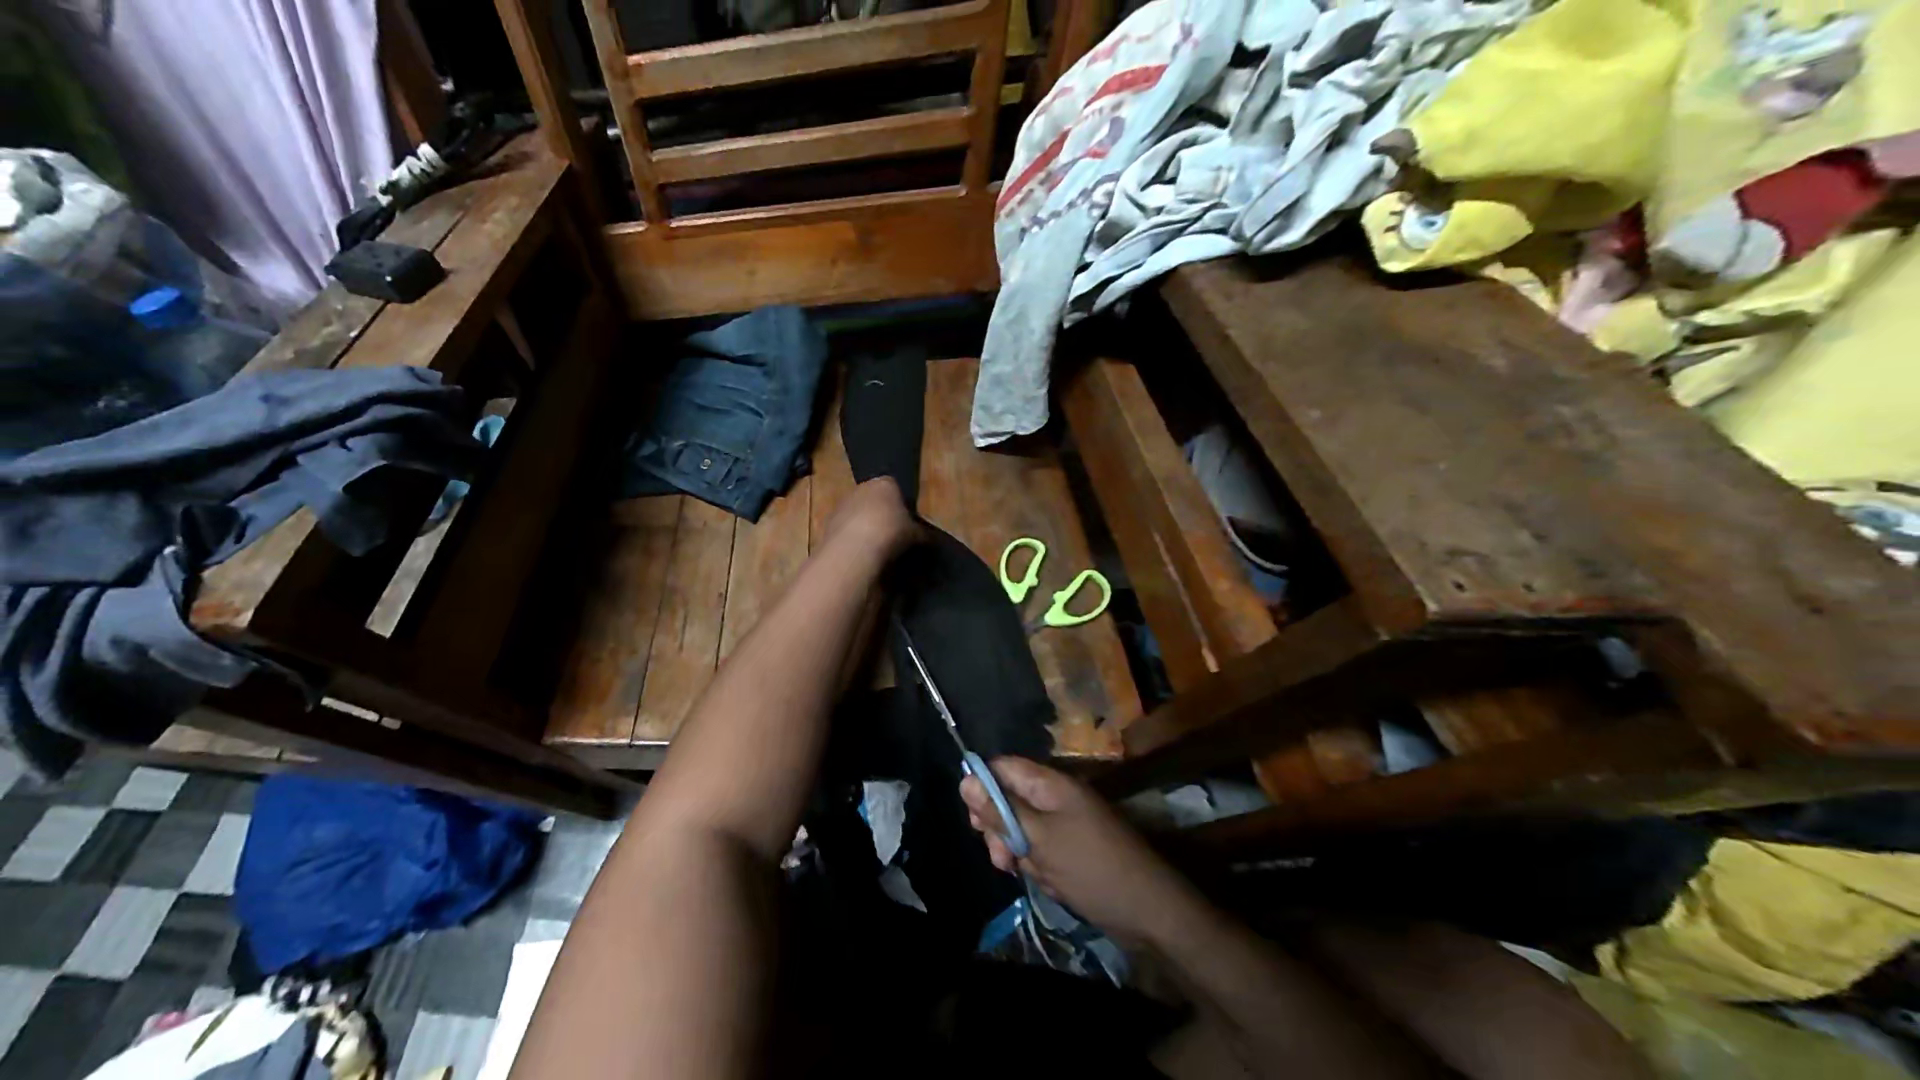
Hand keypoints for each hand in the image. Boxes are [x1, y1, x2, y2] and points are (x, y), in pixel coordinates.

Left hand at [822, 476, 920, 559]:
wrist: (855, 548)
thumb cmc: (892, 531)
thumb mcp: (916, 534)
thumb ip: (922, 533)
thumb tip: (929, 539)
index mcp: (885, 483)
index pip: (894, 487)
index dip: (900, 504)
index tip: (905, 521)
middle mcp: (861, 488)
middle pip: (873, 499)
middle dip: (880, 514)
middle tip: (891, 535)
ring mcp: (842, 504)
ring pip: (856, 514)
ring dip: (863, 526)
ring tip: (875, 548)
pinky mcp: (828, 523)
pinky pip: (845, 529)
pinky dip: (851, 538)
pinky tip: (860, 553)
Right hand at [961, 757, 1202, 945]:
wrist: (1148, 910)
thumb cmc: (1090, 867)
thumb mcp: (1039, 839)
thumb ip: (1002, 810)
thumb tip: (965, 778)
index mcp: (1051, 783)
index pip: (1003, 768)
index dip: (983, 788)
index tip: (976, 822)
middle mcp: (1056, 797)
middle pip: (1009, 800)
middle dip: (1000, 830)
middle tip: (1003, 858)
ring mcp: (1065, 823)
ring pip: (1022, 830)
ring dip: (1019, 852)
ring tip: (1033, 874)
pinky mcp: (1071, 848)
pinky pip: (1040, 849)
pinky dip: (1038, 866)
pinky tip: (1050, 882)